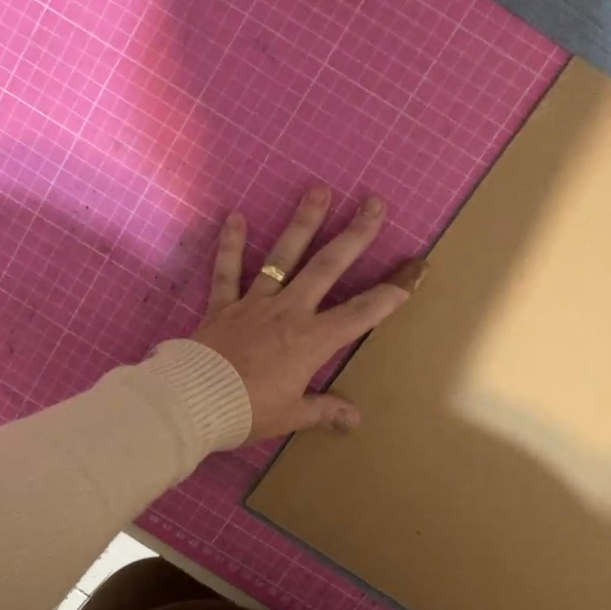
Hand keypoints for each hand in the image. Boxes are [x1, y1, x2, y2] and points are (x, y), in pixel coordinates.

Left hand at [189, 185, 424, 442]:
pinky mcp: (221, 306)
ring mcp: (254, 304)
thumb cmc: (246, 411)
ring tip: (318, 190)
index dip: (391, 293)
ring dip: (302, 223)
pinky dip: (231, 245)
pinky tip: (235, 217)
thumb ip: (323, 411)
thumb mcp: (290, 415)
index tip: (416, 270)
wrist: (194, 402)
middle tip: (373, 203)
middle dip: (354, 234)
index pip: (361, 313)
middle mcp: (288, 312)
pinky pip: (226, 272)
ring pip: (282, 258)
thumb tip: (354, 419)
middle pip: (327, 267)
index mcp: (311, 341)